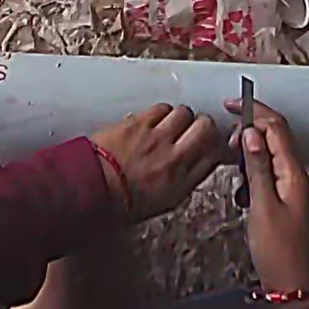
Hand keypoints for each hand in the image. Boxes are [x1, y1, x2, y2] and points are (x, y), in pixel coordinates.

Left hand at [90, 104, 223, 220]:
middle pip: (206, 129)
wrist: (93, 188)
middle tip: (194, 127)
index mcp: (182, 183)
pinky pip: (162, 108)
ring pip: (184, 113)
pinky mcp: (139, 123)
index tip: (210, 142)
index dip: (215, 145)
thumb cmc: (123, 200)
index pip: (213, 156)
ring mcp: (157, 138)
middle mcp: (175, 158)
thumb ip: (184, 181)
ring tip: (170, 122)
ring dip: (180, 116)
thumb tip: (197, 163)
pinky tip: (154, 119)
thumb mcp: (164, 201)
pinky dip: (161, 112)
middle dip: (204, 125)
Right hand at [226, 98, 308, 294]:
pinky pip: (267, 167)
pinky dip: (251, 165)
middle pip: (275, 135)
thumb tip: (251, 132)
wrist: (291, 286)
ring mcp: (291, 184)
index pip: (277, 127)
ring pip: (270, 150)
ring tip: (233, 161)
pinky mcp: (283, 195)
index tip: (231, 105)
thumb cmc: (277, 249)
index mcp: (294, 172)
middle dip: (250, 128)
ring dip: (250, 148)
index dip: (255, 110)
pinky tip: (240, 181)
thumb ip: (257, 166)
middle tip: (229, 142)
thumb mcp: (262, 205)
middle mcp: (295, 173)